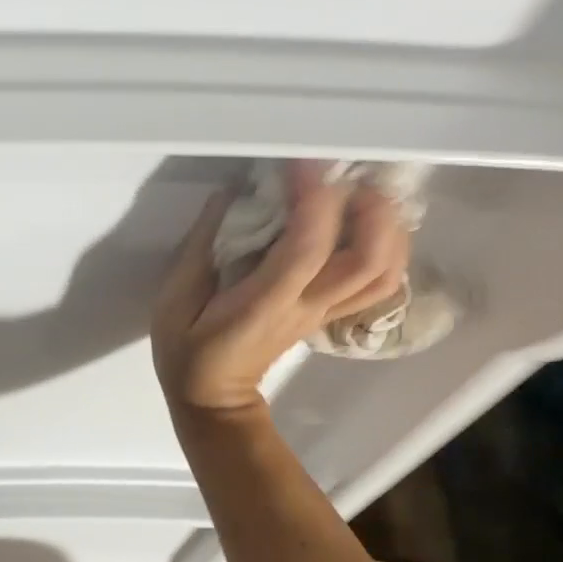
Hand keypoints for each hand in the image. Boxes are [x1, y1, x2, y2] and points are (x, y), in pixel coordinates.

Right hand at [151, 161, 407, 418]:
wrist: (212, 399)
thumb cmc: (187, 352)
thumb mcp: (175, 301)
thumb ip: (201, 246)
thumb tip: (229, 194)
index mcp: (266, 303)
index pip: (308, 246)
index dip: (314, 199)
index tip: (302, 163)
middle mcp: (307, 306)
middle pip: (369, 260)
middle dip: (370, 210)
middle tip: (346, 176)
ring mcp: (324, 312)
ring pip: (385, 272)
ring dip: (387, 228)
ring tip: (362, 194)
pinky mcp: (328, 314)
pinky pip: (376, 282)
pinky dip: (386, 249)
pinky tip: (364, 225)